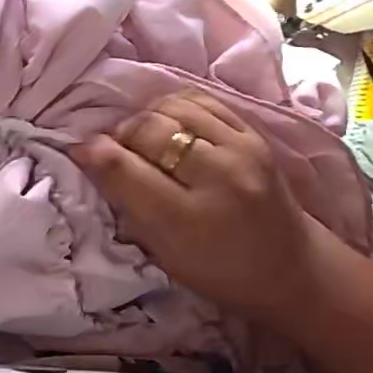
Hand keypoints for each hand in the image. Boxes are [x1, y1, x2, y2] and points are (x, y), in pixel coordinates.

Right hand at [73, 92, 325, 325]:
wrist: (293, 267)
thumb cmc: (220, 272)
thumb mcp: (165, 255)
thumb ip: (129, 206)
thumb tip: (92, 159)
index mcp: (190, 220)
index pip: (128, 170)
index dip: (95, 154)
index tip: (79, 150)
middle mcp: (218, 178)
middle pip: (148, 130)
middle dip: (120, 135)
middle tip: (115, 150)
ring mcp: (242, 150)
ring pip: (172, 107)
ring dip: (146, 119)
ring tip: (142, 137)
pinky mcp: (255, 134)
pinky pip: (201, 100)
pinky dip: (175, 107)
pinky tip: (168, 123)